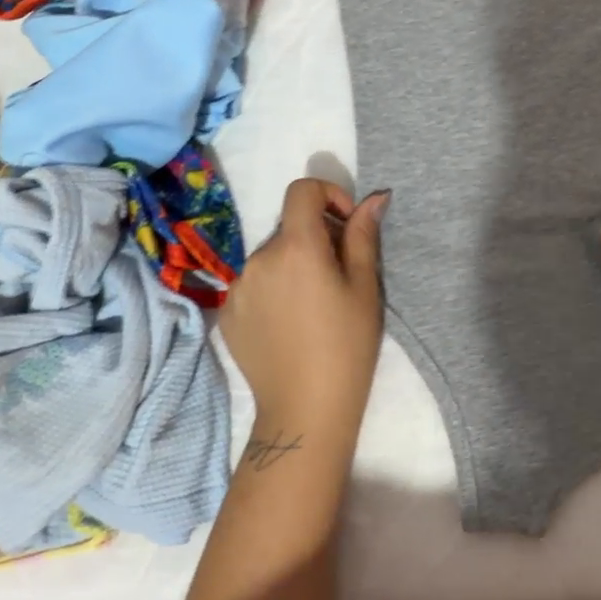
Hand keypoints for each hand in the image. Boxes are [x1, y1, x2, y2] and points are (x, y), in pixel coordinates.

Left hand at [220, 179, 389, 427]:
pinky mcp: (226, 313)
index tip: (346, 224)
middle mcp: (259, 258)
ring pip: (272, 257)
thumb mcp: (365, 288)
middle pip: (289, 227)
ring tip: (316, 305)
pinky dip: (274, 289)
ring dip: (294, 264)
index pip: (302, 190)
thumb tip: (374, 198)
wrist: (305, 408)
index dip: (328, 195)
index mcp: (296, 247)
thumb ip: (363, 236)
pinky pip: (254, 284)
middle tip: (341, 275)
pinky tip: (291, 324)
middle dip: (316, 238)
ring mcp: (237, 287)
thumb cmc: (347, 345)